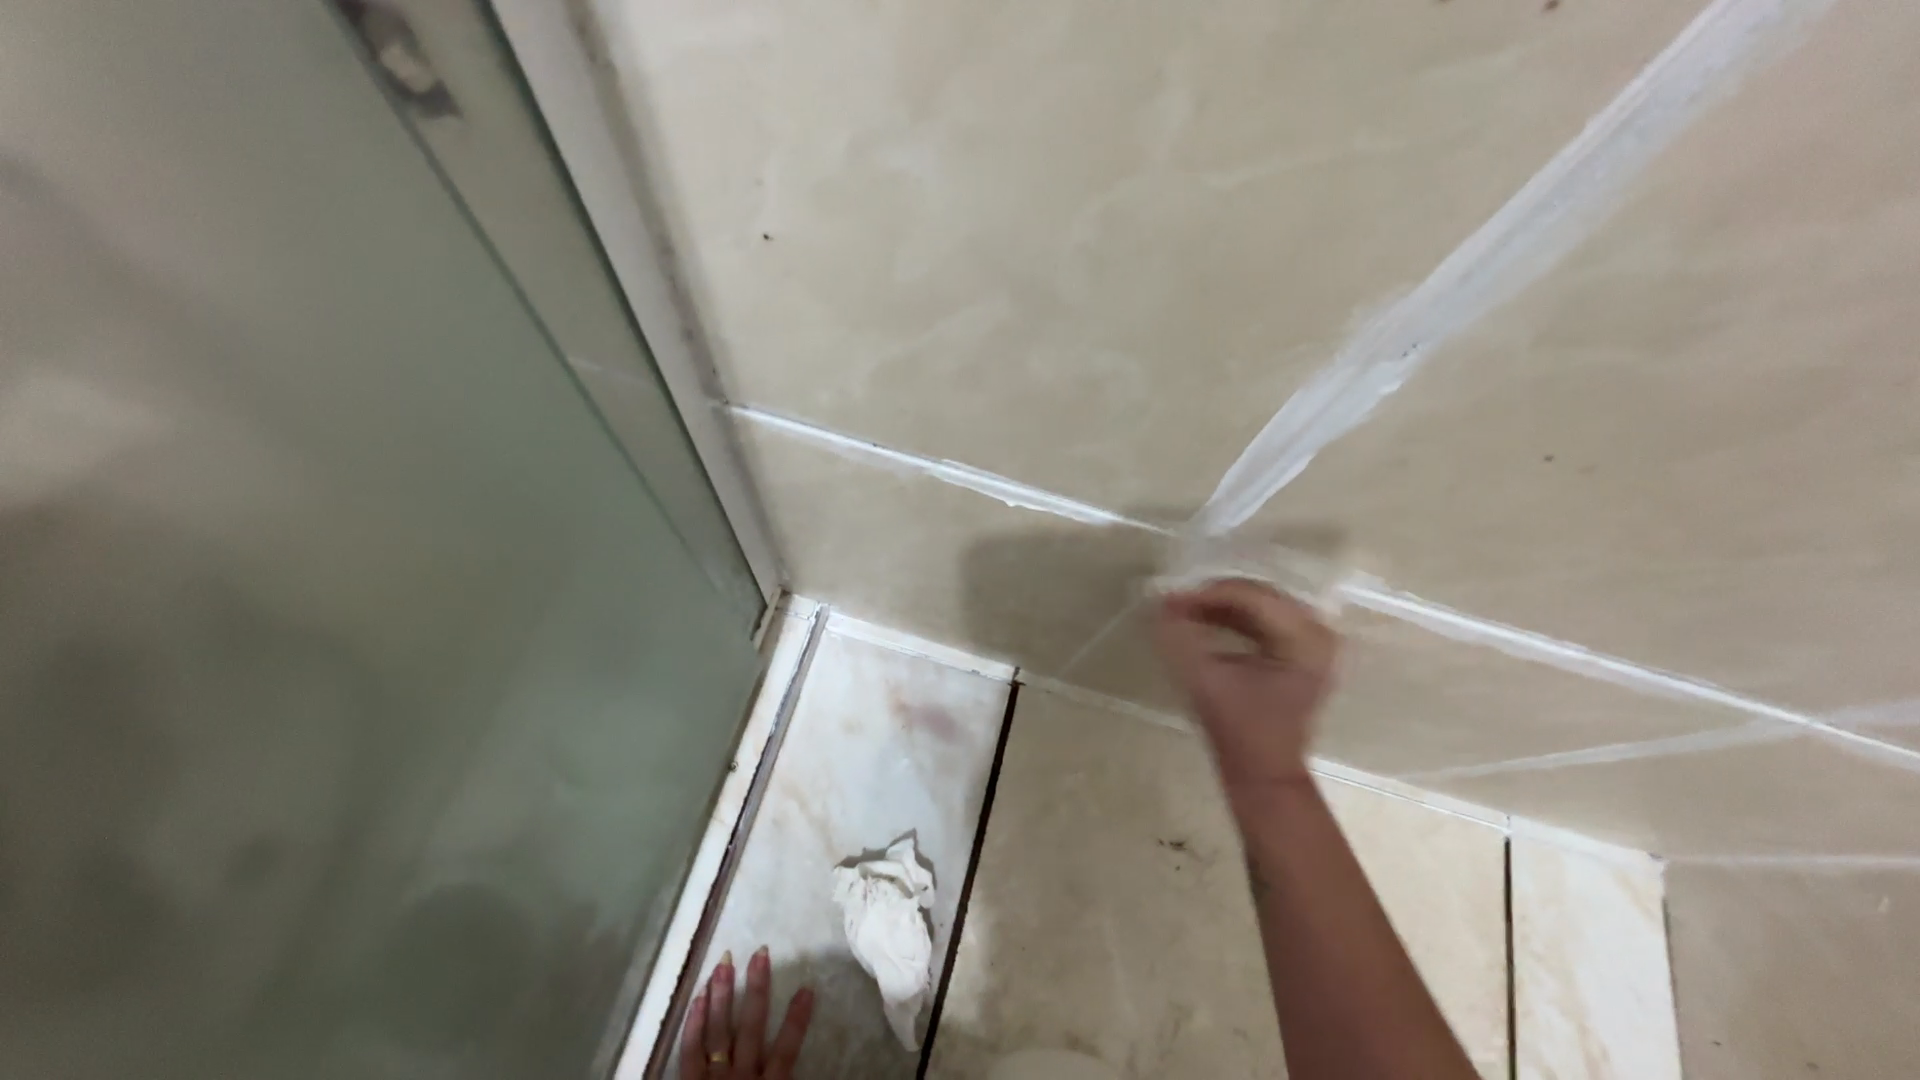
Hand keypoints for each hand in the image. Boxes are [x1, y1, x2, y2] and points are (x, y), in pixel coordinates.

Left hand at [680, 947, 813, 1079]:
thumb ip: (788, 1075)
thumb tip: (820, 1065)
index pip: (786, 1050)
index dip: (797, 1020)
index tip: (807, 988)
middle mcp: (741, 1074)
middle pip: (751, 1028)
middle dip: (756, 989)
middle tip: (760, 952)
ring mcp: (713, 1076)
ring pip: (719, 1032)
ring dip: (722, 996)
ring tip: (724, 962)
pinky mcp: (690, 1079)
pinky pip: (690, 1050)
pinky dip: (694, 1024)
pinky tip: (698, 997)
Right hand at [1155, 579, 1338, 790]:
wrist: (1264, 773)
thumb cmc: (1239, 731)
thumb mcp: (1205, 682)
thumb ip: (1181, 638)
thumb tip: (1160, 602)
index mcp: (1304, 638)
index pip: (1251, 596)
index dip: (1206, 595)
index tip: (1169, 601)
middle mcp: (1317, 631)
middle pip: (1257, 594)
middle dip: (1213, 597)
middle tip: (1175, 604)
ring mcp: (1312, 641)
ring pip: (1259, 604)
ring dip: (1220, 606)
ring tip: (1184, 613)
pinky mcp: (1300, 651)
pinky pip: (1263, 620)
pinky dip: (1232, 619)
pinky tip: (1203, 623)